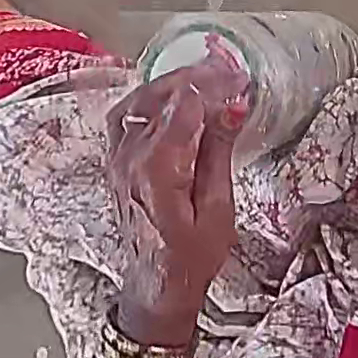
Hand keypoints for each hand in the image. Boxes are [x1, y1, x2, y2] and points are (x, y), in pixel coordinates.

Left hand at [104, 46, 249, 343]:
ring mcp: (117, 160)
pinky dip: (150, 97)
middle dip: (195, 77)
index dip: (214, 86)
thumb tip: (233, 107)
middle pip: (158, 98)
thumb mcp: (218, 208)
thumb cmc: (192, 256)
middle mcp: (128, 159)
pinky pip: (127, 116)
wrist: (155, 288)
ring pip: (138, 102)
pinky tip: (172, 95)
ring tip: (203, 75)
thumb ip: (219, 152)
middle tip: (228, 69)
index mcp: (156, 171)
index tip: (241, 78)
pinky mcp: (116, 162)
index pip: (184, 108)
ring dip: (171, 82)